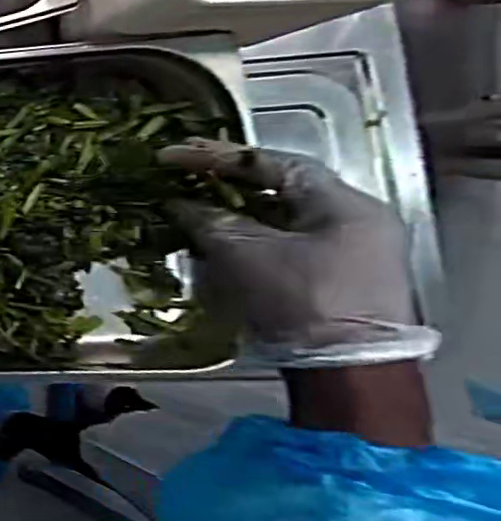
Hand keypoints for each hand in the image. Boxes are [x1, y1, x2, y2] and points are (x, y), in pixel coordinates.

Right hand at [158, 139, 438, 368]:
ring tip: (185, 194)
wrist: (341, 365)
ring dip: (228, 202)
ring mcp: (341, 246)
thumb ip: (208, 219)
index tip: (171, 154)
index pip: (274, 164)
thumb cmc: (299, 297)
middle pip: (277, 185)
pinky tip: (208, 226)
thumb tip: (178, 202)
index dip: (218, 155)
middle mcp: (349, 218)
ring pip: (274, 211)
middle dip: (223, 176)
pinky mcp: (325, 270)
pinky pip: (275, 234)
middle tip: (176, 168)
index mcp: (342, 205)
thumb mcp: (243, 252)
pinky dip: (240, 226)